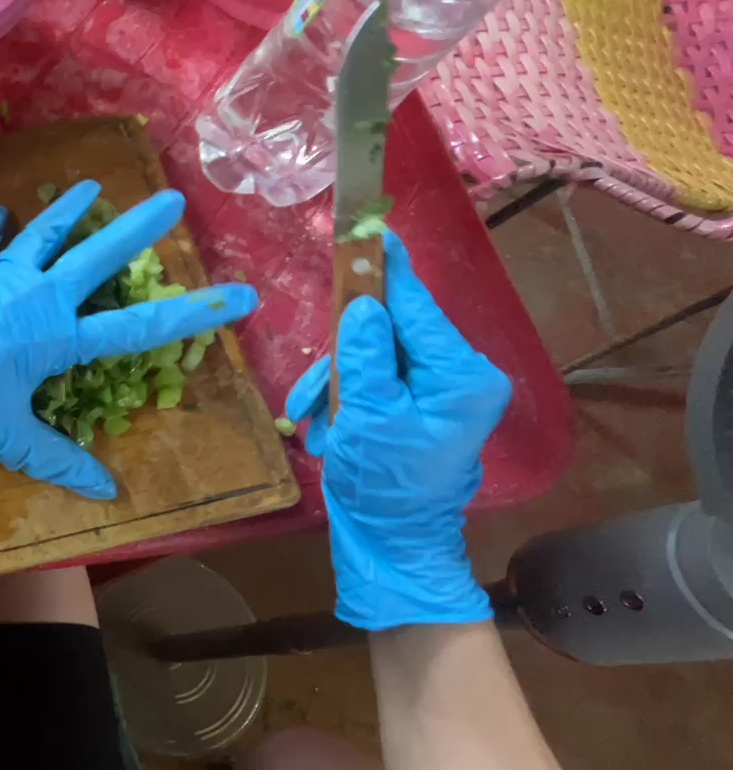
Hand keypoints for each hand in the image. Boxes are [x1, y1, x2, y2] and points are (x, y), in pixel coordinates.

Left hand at [0, 181, 257, 498]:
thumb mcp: (13, 440)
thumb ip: (59, 461)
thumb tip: (107, 493)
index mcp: (59, 339)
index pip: (137, 328)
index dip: (189, 313)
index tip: (237, 295)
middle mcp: (38, 298)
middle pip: (96, 258)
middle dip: (135, 230)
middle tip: (171, 199)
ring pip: (41, 237)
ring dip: (66, 212)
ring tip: (88, 187)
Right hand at [285, 231, 510, 629]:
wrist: (387, 536)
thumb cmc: (384, 479)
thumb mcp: (369, 416)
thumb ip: (366, 357)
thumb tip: (363, 307)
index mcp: (459, 374)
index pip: (418, 310)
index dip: (390, 274)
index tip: (372, 233)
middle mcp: (452, 376)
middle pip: (385, 335)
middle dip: (340, 362)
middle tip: (310, 396)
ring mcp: (429, 393)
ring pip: (365, 361)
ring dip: (329, 389)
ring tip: (310, 425)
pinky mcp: (405, 407)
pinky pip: (362, 384)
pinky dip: (334, 403)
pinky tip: (321, 431)